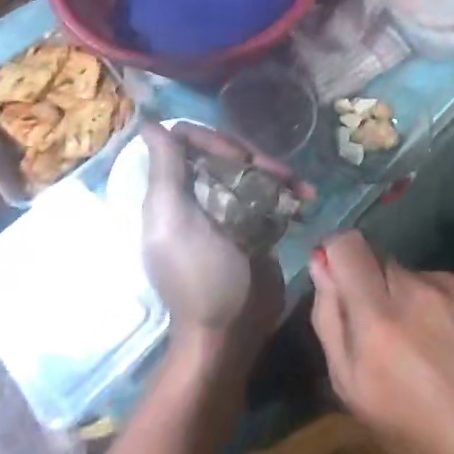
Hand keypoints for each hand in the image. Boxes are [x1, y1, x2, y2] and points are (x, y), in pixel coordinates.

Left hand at [141, 123, 300, 359]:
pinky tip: (307, 198)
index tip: (239, 158)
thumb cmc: (199, 277)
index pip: (187, 140)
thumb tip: (147, 121)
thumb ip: (164, 171)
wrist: (230, 332)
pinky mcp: (255, 225)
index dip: (214, 139)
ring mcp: (228, 209)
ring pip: (252, 170)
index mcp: (172, 192)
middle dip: (254, 157)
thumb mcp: (174, 222)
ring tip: (302, 188)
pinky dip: (289, 193)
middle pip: (225, 152)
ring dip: (279, 173)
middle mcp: (197, 194)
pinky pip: (271, 194)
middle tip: (280, 173)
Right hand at [309, 230, 453, 453]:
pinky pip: (436, 282)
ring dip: (404, 296)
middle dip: (370, 286)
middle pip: (376, 259)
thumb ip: (330, 319)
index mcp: (377, 320)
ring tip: (422, 343)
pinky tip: (448, 341)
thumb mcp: (351, 388)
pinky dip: (433, 302)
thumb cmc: (413, 432)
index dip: (335, 255)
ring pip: (407, 274)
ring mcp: (449, 287)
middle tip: (382, 332)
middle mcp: (414, 290)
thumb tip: (322, 265)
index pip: (346, 245)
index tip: (337, 280)